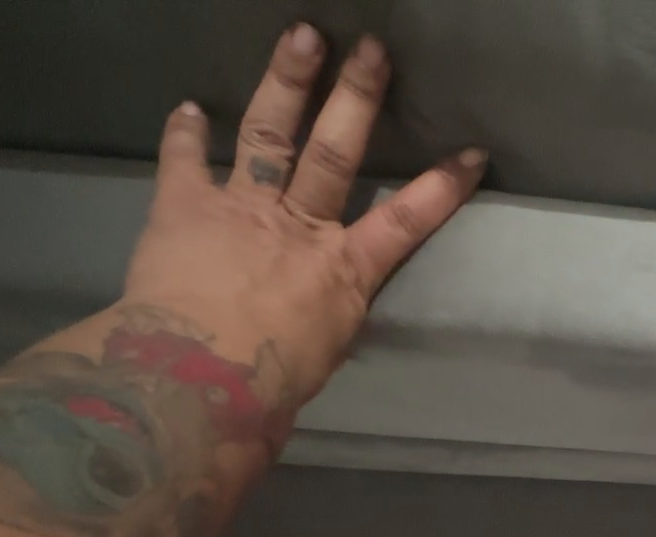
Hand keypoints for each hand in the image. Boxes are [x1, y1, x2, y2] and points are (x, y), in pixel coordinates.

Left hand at [122, 24, 485, 408]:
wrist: (201, 379)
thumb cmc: (278, 381)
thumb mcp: (328, 348)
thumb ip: (330, 313)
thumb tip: (322, 308)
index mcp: (345, 271)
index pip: (407, 222)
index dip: (441, 187)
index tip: (471, 156)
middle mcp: (301, 227)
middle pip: (334, 154)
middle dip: (357, 100)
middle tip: (372, 50)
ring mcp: (243, 209)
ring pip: (269, 135)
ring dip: (285, 82)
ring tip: (301, 36)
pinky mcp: (185, 207)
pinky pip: (184, 160)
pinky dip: (185, 133)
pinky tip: (188, 107)